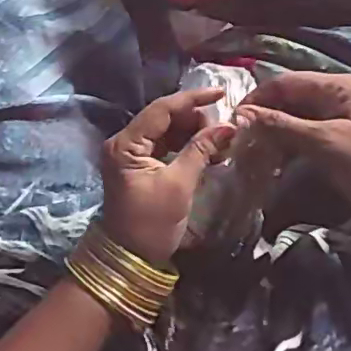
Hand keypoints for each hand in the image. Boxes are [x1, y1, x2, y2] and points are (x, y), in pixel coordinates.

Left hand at [100, 88, 236, 263]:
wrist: (130, 258)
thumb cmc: (152, 224)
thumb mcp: (179, 185)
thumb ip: (200, 150)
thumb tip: (228, 126)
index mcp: (125, 144)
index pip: (160, 110)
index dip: (192, 99)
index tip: (220, 93)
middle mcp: (123, 142)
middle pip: (163, 117)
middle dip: (194, 119)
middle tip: (224, 128)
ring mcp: (129, 154)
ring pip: (165, 131)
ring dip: (192, 132)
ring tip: (220, 141)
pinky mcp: (138, 165)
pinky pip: (163, 145)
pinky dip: (184, 145)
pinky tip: (208, 150)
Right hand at [235, 72, 350, 236]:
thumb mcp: (327, 142)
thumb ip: (283, 126)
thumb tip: (241, 115)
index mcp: (338, 87)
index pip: (285, 83)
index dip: (257, 99)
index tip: (232, 122)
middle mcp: (335, 99)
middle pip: (287, 101)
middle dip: (262, 118)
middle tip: (239, 142)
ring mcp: (337, 124)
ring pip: (292, 122)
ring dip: (271, 135)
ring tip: (250, 154)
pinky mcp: (337, 147)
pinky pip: (301, 140)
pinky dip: (284, 149)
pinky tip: (270, 164)